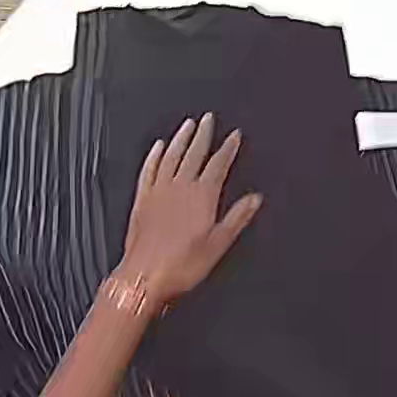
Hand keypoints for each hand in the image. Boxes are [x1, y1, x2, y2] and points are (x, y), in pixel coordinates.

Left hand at [110, 114, 261, 313]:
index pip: (218, 164)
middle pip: (194, 154)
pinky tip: (157, 147)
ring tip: (187, 124)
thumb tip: (254, 198)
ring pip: (171, 156)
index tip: (234, 135)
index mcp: (201, 196)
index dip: (228, 148)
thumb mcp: (219, 243)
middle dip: (203, 135)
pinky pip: (148, 170)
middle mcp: (179, 188)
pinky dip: (153, 156)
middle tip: (208, 119)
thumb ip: (237, 217)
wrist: (145, 277)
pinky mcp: (141, 200)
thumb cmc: (182, 265)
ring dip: (180, 138)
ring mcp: (158, 192)